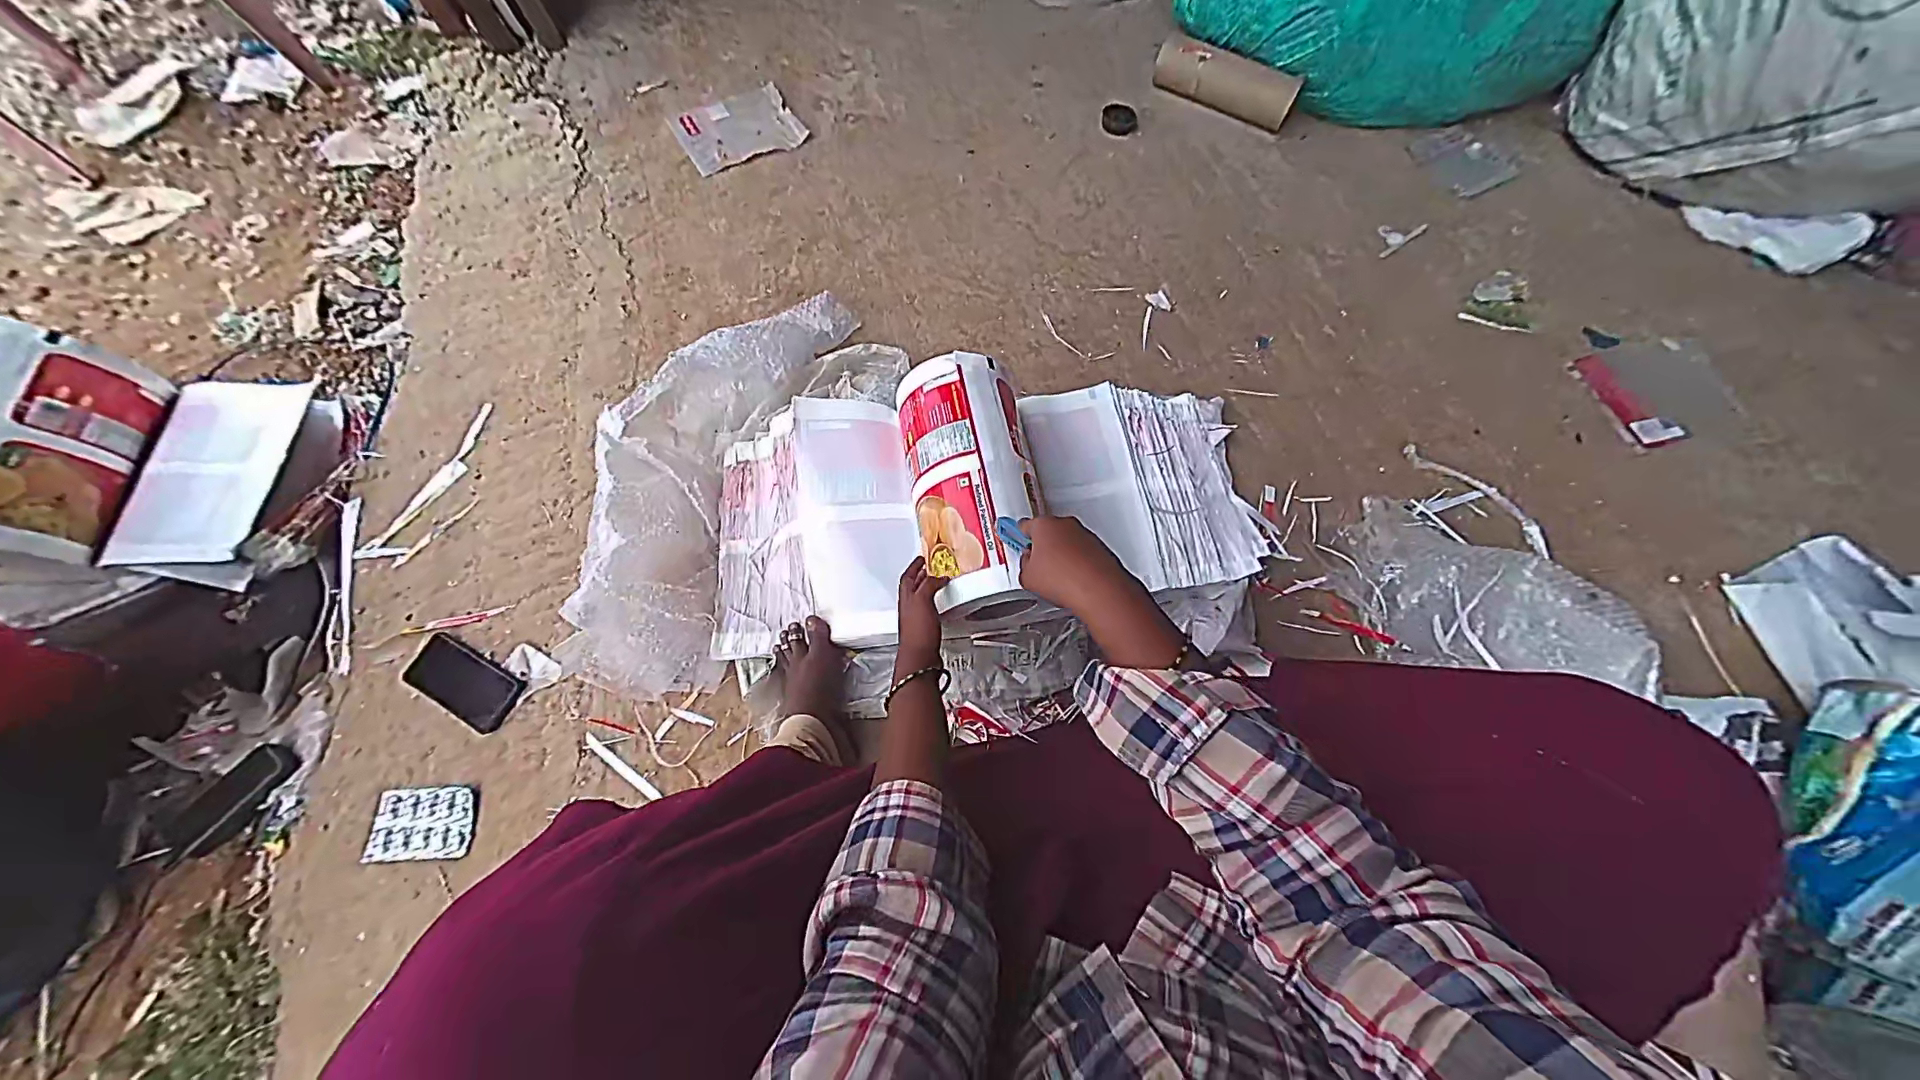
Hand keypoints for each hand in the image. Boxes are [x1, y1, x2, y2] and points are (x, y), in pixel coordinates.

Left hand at [896, 556, 947, 669]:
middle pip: (913, 585)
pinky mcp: (924, 628)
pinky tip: (942, 604)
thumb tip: (938, 577)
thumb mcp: (923, 600)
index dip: (915, 565)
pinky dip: (935, 601)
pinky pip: (929, 608)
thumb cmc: (918, 632)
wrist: (920, 658)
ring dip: (929, 587)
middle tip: (932, 567)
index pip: (908, 575)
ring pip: (921, 596)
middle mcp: (908, 606)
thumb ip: (930, 584)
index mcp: (906, 596)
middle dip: (922, 575)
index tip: (922, 558)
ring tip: (939, 582)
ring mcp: (915, 617)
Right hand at [1016, 515, 1138, 614]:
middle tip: (1036, 564)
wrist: (1099, 590)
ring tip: (1056, 577)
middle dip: (1041, 546)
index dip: (1018, 535)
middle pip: (1047, 531)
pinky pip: (1081, 551)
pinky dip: (1076, 561)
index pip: (1024, 525)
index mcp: (1043, 525)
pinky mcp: (1099, 547)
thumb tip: (1028, 564)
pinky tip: (1071, 579)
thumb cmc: (1065, 579)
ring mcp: (1084, 534)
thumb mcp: (1027, 577)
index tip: (1016, 538)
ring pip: (1065, 540)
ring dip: (1060, 554)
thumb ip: (1023, 564)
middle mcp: (1065, 524)